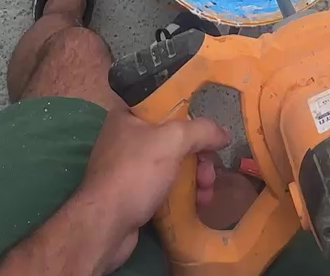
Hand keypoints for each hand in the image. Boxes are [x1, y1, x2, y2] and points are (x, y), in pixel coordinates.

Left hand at [67, 110, 230, 271]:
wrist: (105, 226)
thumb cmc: (136, 172)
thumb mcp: (174, 140)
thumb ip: (202, 130)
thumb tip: (224, 133)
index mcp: (129, 114)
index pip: (167, 105)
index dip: (191, 116)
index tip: (210, 132)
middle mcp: (126, 137)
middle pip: (174, 138)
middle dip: (199, 156)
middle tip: (210, 172)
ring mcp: (128, 167)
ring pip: (172, 164)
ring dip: (195, 176)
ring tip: (207, 193)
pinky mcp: (132, 193)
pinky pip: (164, 185)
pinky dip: (182, 192)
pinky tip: (198, 203)